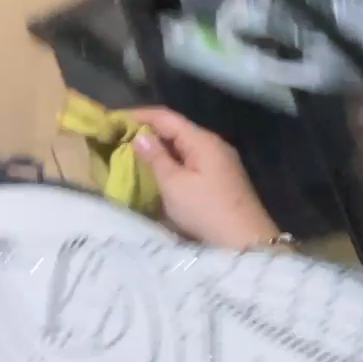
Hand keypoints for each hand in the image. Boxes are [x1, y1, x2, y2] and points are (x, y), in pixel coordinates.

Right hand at [130, 108, 280, 249]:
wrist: (248, 246)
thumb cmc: (207, 211)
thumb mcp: (174, 184)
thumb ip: (155, 157)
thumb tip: (139, 135)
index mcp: (202, 141)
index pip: (166, 117)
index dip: (138, 115)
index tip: (114, 120)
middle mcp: (213, 145)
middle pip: (176, 129)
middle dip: (147, 130)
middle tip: (119, 137)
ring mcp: (220, 162)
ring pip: (182, 145)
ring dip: (158, 146)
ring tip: (132, 152)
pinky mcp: (220, 179)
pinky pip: (190, 159)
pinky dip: (170, 159)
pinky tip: (157, 169)